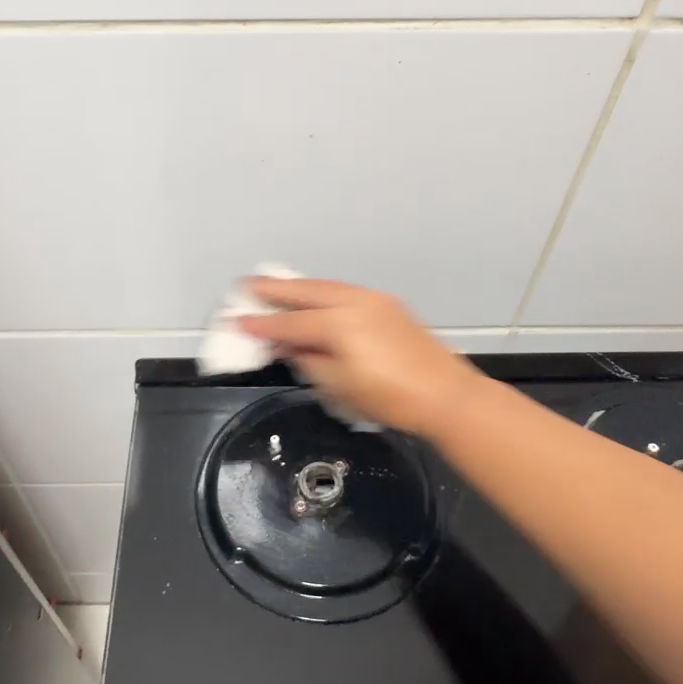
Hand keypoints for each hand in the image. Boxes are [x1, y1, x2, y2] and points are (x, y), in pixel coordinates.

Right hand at [238, 278, 489, 438]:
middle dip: (275, 289)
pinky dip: (323, 295)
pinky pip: (345, 292)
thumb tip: (288, 347)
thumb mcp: (338, 386)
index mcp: (338, 323)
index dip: (261, 324)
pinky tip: (316, 302)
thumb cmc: (390, 397)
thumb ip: (307, 361)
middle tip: (248, 285)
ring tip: (277, 290)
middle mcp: (354, 302)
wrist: (445, 395)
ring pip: (327, 288)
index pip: (289, 323)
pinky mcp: (388, 305)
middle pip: (306, 292)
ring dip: (300, 290)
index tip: (237, 321)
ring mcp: (374, 300)